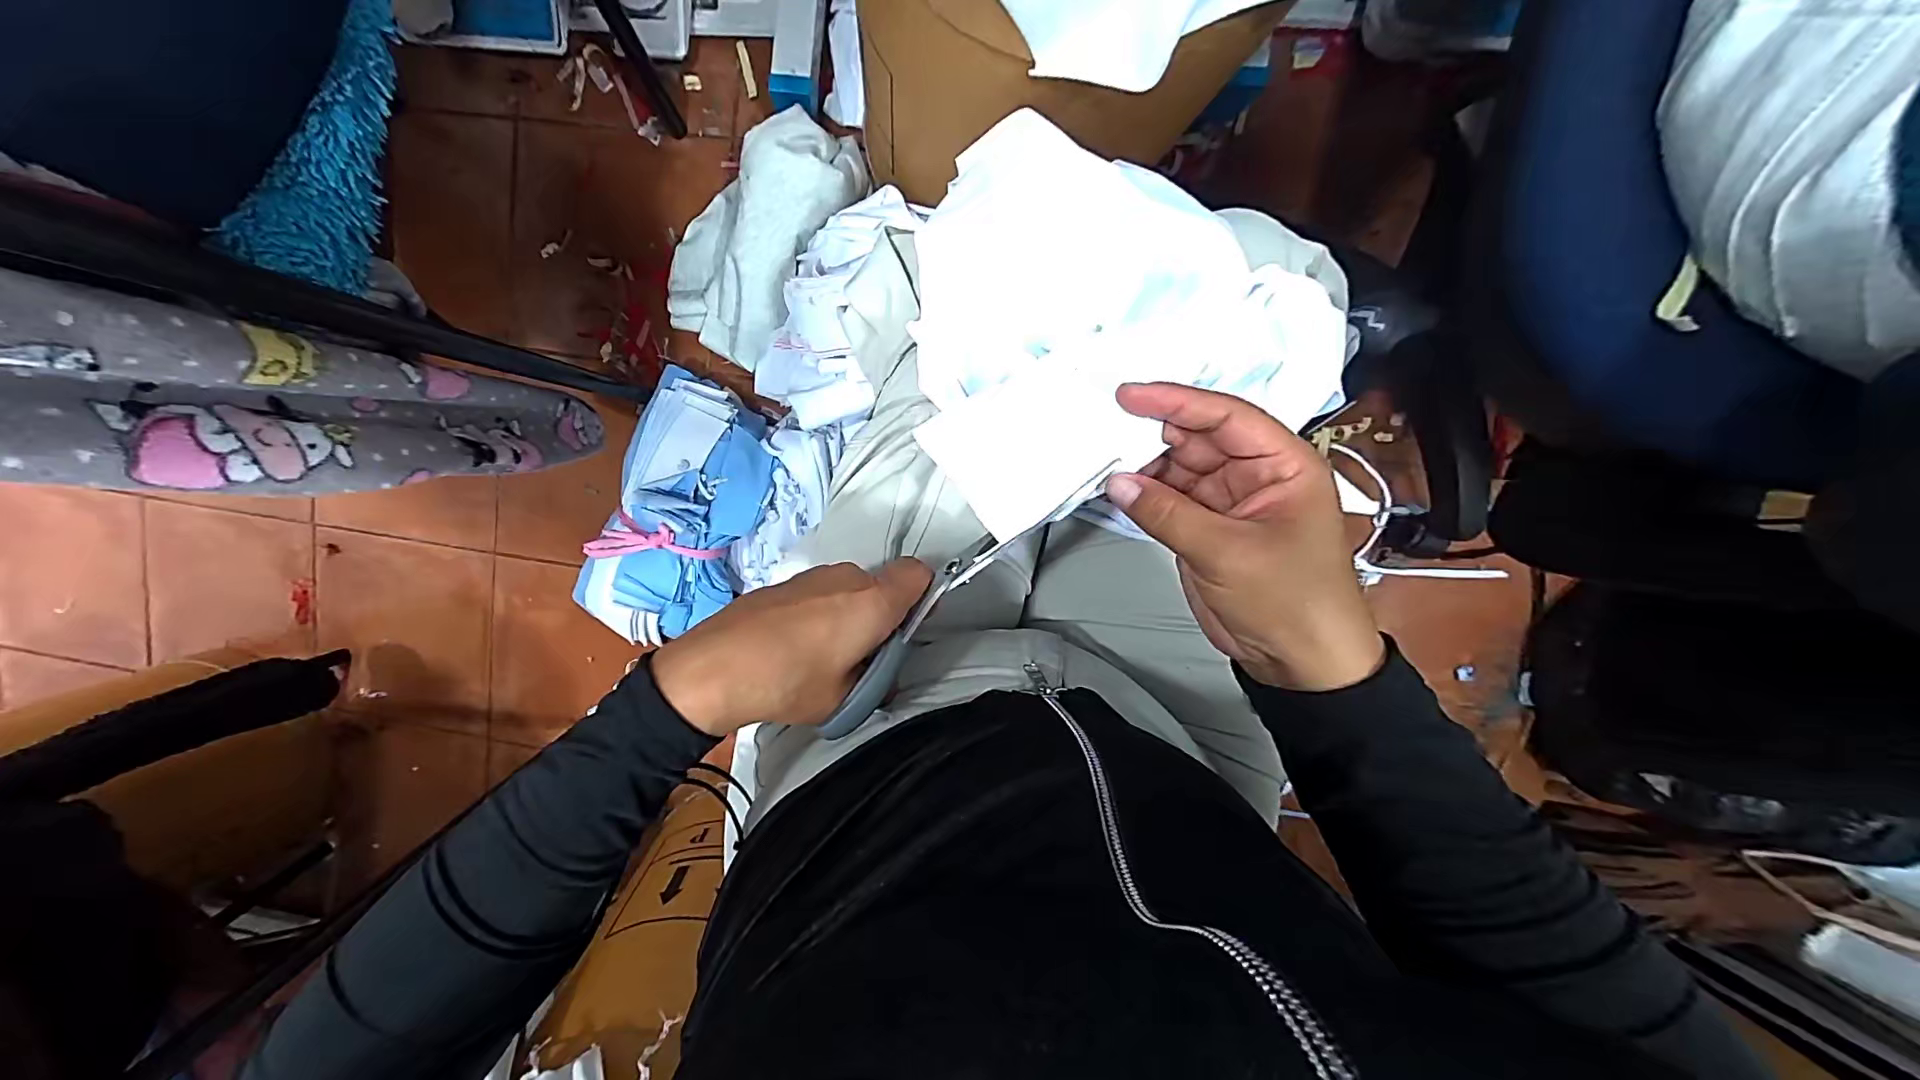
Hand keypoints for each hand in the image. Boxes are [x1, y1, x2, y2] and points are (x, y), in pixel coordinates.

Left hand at [651, 559, 933, 735]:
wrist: (712, 670)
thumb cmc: (785, 682)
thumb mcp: (844, 698)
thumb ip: (875, 680)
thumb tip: (878, 676)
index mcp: (873, 602)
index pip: (920, 575)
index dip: (923, 599)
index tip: (909, 627)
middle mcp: (848, 579)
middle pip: (884, 585)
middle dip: (882, 614)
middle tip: (866, 654)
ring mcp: (814, 576)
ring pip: (850, 588)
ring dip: (849, 613)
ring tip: (825, 655)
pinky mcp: (786, 582)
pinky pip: (820, 591)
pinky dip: (820, 612)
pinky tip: (796, 645)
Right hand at [1105, 382, 1383, 690]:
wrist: (1300, 659)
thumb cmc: (1300, 605)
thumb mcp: (1227, 552)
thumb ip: (1168, 513)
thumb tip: (1124, 483)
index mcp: (1285, 465)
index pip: (1226, 416)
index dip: (1176, 401)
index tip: (1134, 395)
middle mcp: (1259, 476)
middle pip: (1199, 438)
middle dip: (1156, 436)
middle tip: (1113, 433)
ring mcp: (1232, 502)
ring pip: (1181, 468)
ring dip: (1148, 468)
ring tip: (1114, 468)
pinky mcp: (1210, 526)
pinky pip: (1172, 499)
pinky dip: (1147, 496)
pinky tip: (1126, 494)